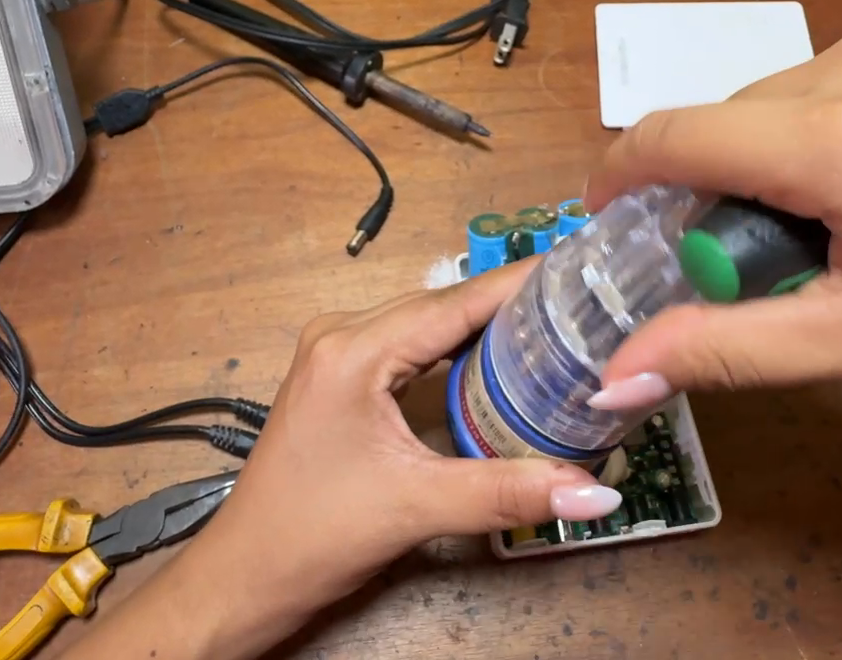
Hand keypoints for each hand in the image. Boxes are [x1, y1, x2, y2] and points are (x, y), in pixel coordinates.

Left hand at [69, 268, 619, 659]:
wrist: (245, 574)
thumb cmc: (314, 535)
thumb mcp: (415, 506)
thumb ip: (508, 492)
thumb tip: (597, 489)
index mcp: (353, 348)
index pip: (452, 304)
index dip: (515, 284)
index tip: (572, 267)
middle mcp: (342, 333)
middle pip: (440, 307)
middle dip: (506, 302)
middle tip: (574, 299)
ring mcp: (337, 350)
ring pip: (424, 323)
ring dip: (479, 322)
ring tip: (547, 319)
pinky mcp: (341, 373)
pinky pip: (408, 344)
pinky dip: (452, 346)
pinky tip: (492, 353)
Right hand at [586, 7, 841, 466]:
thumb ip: (726, 350)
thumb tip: (615, 376)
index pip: (674, 135)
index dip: (620, 176)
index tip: (608, 217)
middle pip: (729, 118)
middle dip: (718, 187)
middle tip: (768, 259)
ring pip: (779, 95)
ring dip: (773, 158)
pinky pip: (835, 73)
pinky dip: (823, 124)